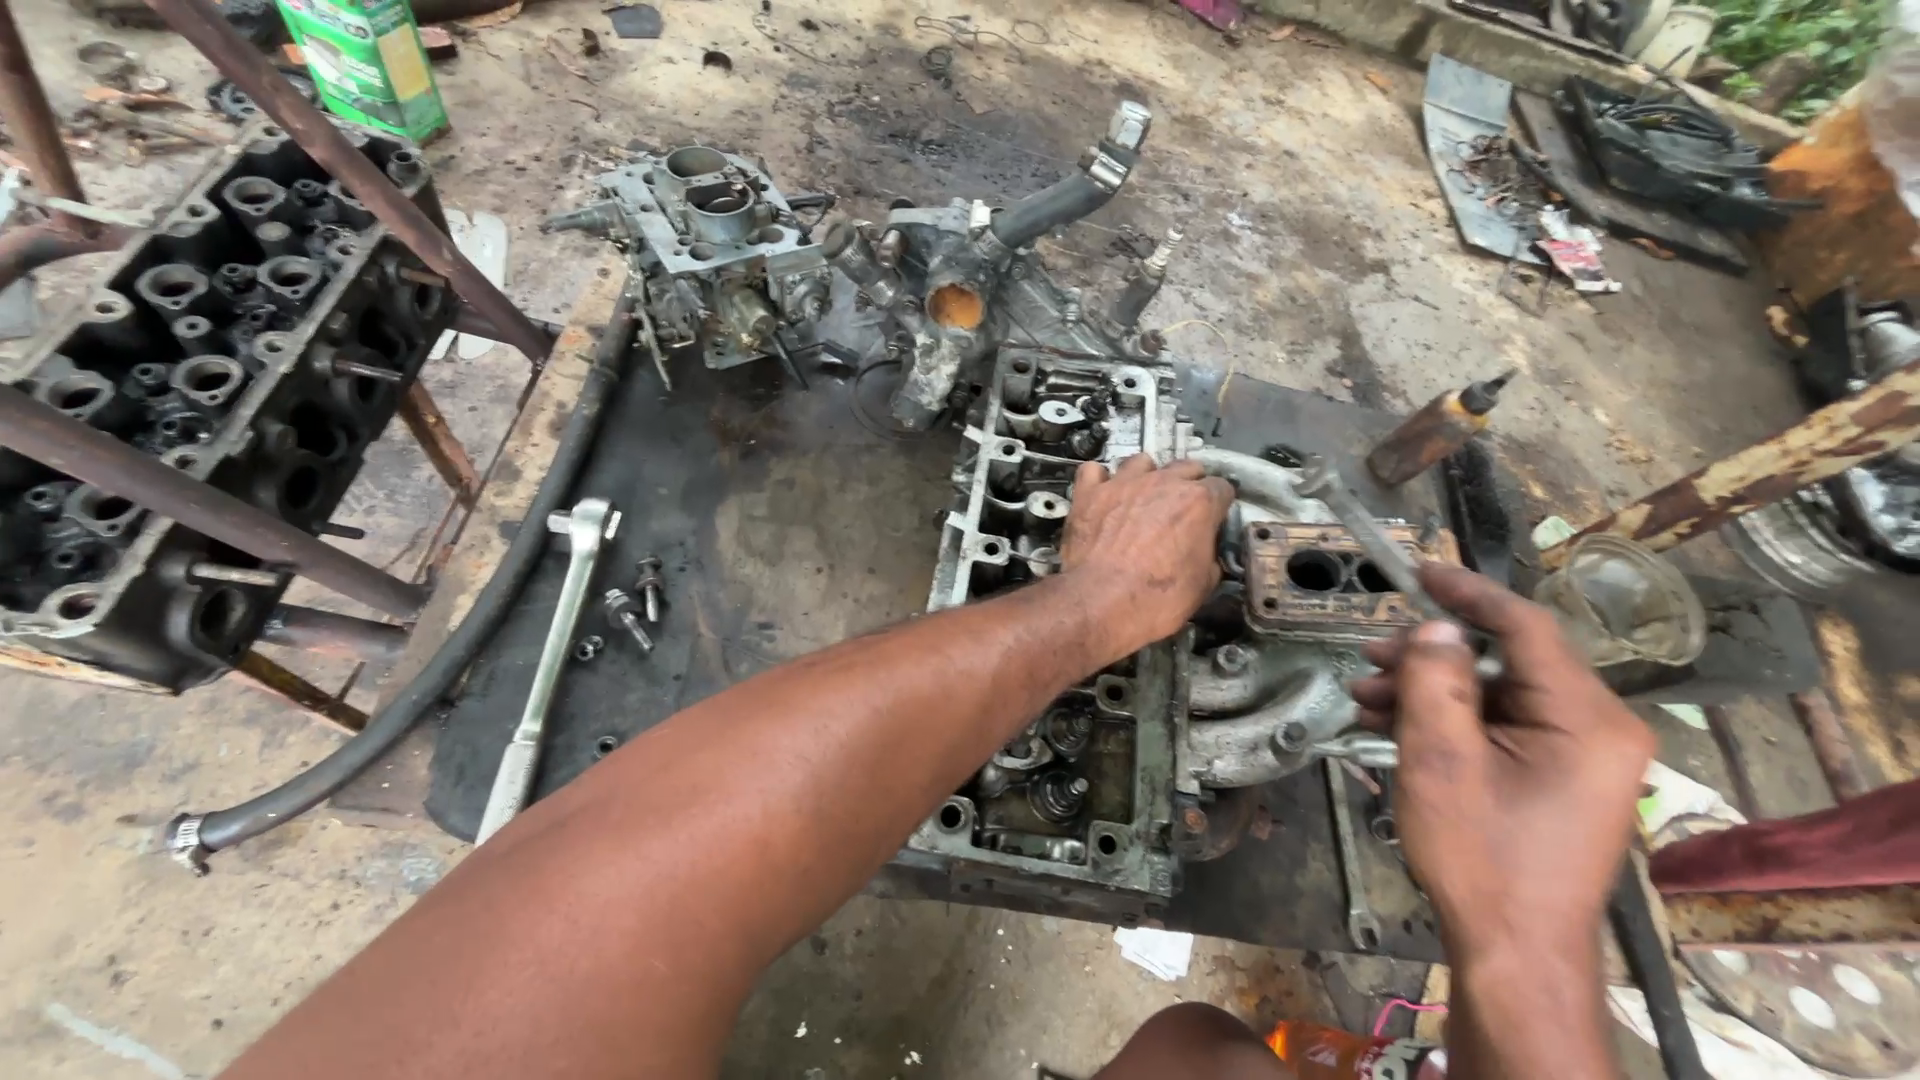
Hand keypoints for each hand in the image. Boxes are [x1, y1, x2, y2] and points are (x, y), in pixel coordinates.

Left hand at [1058, 455, 1233, 660]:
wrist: (1101, 602)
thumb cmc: (1155, 599)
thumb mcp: (1203, 585)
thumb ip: (1208, 556)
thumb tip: (1204, 553)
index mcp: (1198, 503)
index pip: (1221, 489)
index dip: (1218, 505)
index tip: (1212, 518)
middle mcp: (1162, 483)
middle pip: (1185, 467)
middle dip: (1188, 484)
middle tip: (1180, 510)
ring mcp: (1123, 484)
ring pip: (1141, 462)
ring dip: (1145, 476)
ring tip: (1141, 497)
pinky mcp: (1089, 493)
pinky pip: (1094, 471)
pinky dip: (1099, 480)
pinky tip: (1101, 493)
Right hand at [1347, 565, 1654, 958]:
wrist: (1513, 950)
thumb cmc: (1480, 853)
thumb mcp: (1441, 759)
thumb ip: (1435, 680)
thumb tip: (1434, 627)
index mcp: (1586, 718)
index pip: (1526, 628)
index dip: (1467, 594)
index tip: (1418, 570)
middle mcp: (1597, 728)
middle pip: (1505, 663)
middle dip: (1429, 658)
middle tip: (1368, 657)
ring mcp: (1580, 757)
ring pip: (1495, 696)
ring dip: (1428, 692)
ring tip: (1364, 698)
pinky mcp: (1558, 779)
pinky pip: (1499, 729)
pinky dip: (1447, 723)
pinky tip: (1390, 727)